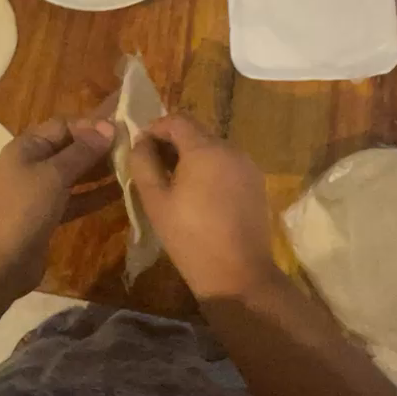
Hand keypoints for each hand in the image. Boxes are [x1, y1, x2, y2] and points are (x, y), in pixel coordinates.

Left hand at [0, 117, 115, 295]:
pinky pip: (75, 198)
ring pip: (74, 174)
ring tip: (131, 167)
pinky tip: (119, 193)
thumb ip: (82, 151)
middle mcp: (31, 164)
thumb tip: (107, 127)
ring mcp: (38, 192)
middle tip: (132, 148)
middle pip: (69, 148)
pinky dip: (93, 195)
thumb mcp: (53, 176)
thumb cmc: (23, 211)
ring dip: (99, 171)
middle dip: (98, 147)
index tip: (121, 130)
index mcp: (26, 147)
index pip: (63, 126)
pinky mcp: (47, 216)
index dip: (91, 125)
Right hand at [129, 114, 284, 299]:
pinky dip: (211, 170)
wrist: (238, 275)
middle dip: (173, 143)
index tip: (141, 148)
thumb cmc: (190, 237)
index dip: (155, 128)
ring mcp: (248, 166)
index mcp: (205, 149)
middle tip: (154, 168)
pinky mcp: (256, 183)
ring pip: (213, 148)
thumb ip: (143, 164)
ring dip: (192, 157)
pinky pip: (228, 165)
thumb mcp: (156, 201)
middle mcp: (231, 149)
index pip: (177, 120)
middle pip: (197, 132)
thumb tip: (140, 142)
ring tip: (175, 184)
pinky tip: (201, 196)